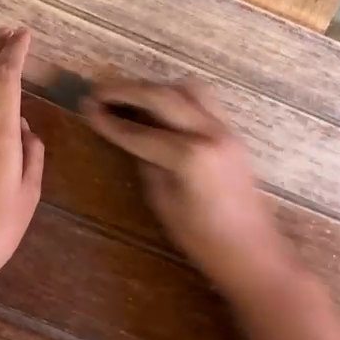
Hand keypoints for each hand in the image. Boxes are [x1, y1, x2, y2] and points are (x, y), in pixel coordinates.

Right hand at [85, 80, 290, 297]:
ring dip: (155, 87)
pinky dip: (177, 96)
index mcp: (189, 156)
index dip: (109, 121)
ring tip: (130, 96)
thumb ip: (146, 162)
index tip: (87, 108)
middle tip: (99, 91)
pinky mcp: (232, 133)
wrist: (253, 252)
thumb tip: (130, 135)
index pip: (139, 131)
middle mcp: (209, 133)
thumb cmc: (203, 239)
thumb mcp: (163, 202)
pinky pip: (203, 101)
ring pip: (187, 89)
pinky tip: (160, 107)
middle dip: (127, 91)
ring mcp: (225, 129)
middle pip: (162, 96)